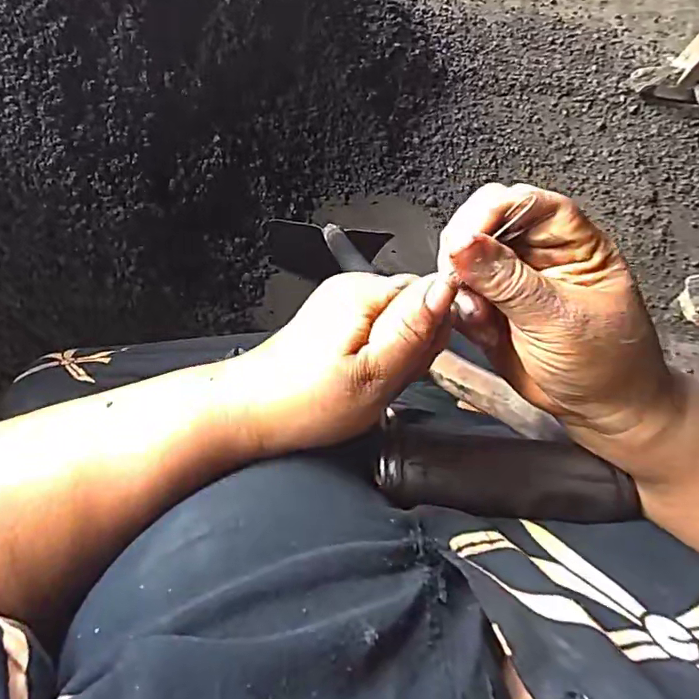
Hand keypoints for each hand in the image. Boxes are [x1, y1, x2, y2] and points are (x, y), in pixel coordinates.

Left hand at [229, 272, 456, 455]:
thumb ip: (414, 331)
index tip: (409, 363)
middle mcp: (354, 287)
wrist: (251, 411)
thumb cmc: (301, 400)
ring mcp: (345, 301)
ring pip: (403, 323)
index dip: (430, 337)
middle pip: (419, 307)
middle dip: (414, 347)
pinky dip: (380, 356)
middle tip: (385, 377)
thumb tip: (447, 289)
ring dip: (397, 355)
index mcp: (364, 291)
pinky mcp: (339, 317)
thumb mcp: (372, 375)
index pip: (433, 295)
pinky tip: (360, 377)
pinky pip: (381, 331)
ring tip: (369, 380)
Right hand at [437, 184, 681, 451]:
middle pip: (486, 219)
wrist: (604, 414)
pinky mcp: (491, 303)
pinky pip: (459, 291)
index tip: (466, 237)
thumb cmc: (609, 366)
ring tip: (482, 316)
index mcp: (572, 241)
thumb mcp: (560, 321)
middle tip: (460, 276)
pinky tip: (483, 330)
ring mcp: (512, 276)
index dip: (492, 211)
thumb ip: (509, 281)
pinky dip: (460, 308)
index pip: (526, 202)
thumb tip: (464, 243)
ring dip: (461, 282)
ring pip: (465, 254)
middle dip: (465, 245)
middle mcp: (539, 251)